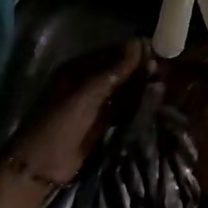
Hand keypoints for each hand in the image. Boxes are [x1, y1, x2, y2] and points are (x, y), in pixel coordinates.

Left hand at [1, 39, 147, 188]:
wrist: (42, 165)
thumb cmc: (60, 124)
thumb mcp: (86, 94)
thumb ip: (113, 70)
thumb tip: (138, 42)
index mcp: (78, 68)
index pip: (113, 53)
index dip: (135, 53)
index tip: (161, 55)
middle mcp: (87, 81)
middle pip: (120, 70)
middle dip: (141, 72)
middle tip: (165, 76)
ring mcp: (94, 102)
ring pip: (123, 89)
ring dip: (140, 90)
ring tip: (161, 91)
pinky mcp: (101, 121)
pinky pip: (123, 108)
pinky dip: (135, 106)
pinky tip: (151, 107)